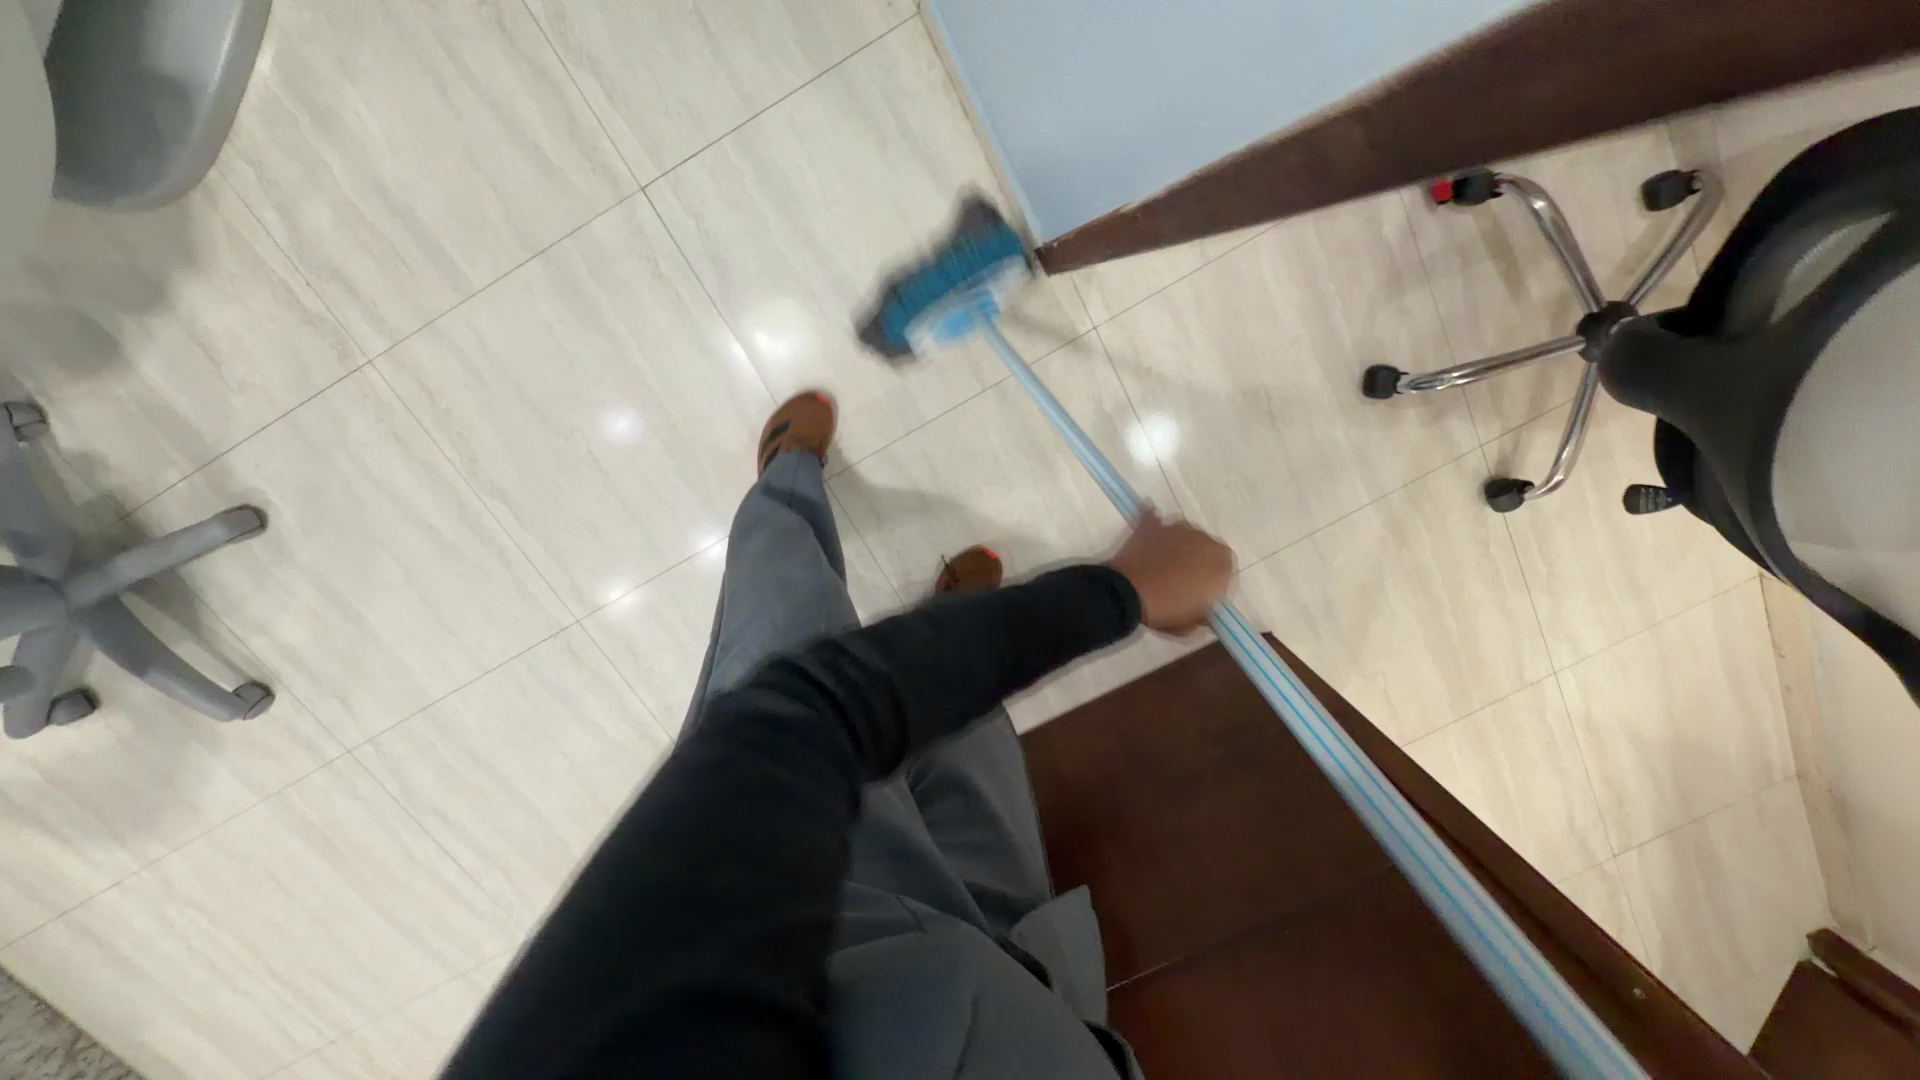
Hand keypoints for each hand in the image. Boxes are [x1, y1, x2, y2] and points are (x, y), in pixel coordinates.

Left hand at [1107, 510, 1233, 634]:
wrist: (1127, 592)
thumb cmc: (1166, 609)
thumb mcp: (1191, 623)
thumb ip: (1202, 611)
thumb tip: (1201, 609)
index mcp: (1221, 562)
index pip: (1226, 572)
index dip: (1214, 584)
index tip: (1202, 596)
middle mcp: (1205, 539)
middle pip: (1207, 550)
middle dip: (1199, 562)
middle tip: (1183, 579)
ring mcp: (1177, 528)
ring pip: (1185, 535)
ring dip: (1181, 545)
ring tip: (1166, 561)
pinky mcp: (1152, 525)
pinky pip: (1155, 520)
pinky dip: (1155, 524)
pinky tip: (1152, 528)